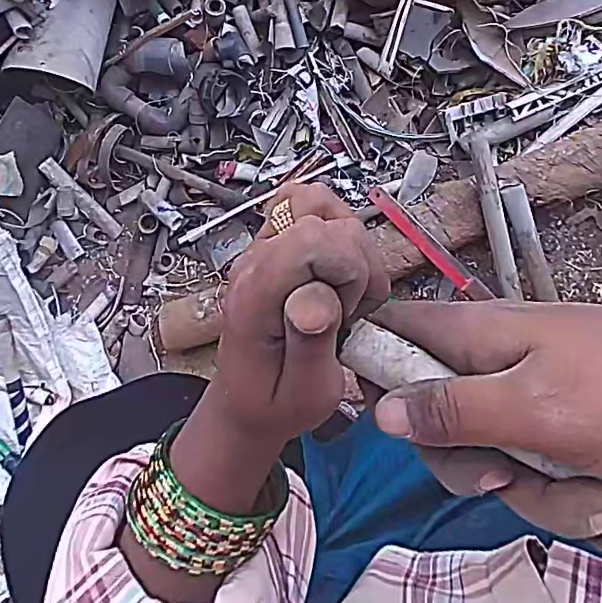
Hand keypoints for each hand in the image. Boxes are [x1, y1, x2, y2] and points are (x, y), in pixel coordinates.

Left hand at [197, 184, 388, 450]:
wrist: (248, 400)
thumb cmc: (274, 401)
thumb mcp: (304, 394)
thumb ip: (312, 343)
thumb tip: (319, 296)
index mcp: (255, 298)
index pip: (310, 240)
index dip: (346, 268)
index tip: (346, 310)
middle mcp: (256, 262)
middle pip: (322, 217)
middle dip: (353, 260)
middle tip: (346, 306)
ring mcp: (265, 247)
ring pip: (318, 202)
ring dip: (348, 242)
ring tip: (344, 287)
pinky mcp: (278, 242)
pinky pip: (310, 206)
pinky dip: (336, 229)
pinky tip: (337, 269)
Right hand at [368, 300, 601, 554]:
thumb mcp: (536, 409)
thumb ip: (453, 409)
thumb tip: (382, 408)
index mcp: (474, 336)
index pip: (393, 333)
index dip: (371, 370)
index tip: (380, 423)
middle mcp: (492, 363)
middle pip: (435, 422)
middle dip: (475, 468)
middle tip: (514, 475)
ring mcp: (528, 399)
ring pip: (494, 462)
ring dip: (544, 497)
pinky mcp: (562, 433)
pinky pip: (541, 479)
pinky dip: (577, 501)